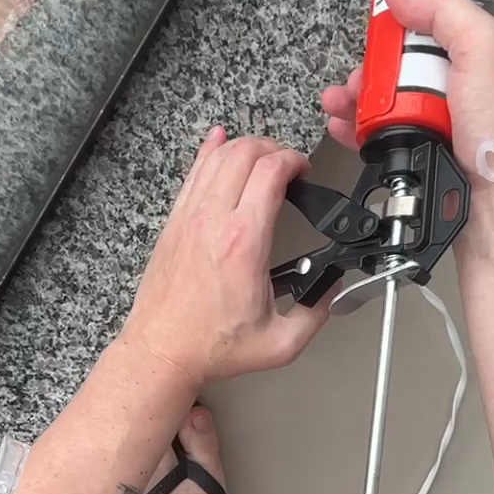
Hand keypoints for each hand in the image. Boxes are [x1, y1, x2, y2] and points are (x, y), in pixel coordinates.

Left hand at [121, 128, 329, 386]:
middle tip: (286, 164)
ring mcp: (189, 218)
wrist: (164, 351)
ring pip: (217, 156)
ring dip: (244, 147)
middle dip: (272, 148)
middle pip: (244, 152)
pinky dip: (209, 152)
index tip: (303, 172)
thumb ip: (314, 315)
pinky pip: (192, 172)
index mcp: (244, 243)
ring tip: (261, 157)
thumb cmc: (211, 347)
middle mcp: (214, 221)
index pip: (271, 172)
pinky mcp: (174, 223)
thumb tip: (329, 292)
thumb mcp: (279, 344)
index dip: (294, 161)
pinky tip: (216, 142)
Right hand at [322, 0, 493, 200]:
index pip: (433, 23)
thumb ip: (443, 10)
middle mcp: (457, 89)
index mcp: (479, 55)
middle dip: (371, 67)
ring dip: (357, 99)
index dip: (401, 22)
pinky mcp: (421, 154)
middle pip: (402, 65)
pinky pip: (382, 136)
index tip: (378, 23)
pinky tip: (345, 126)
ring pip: (387, 102)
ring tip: (339, 101)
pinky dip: (359, 130)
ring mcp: (438, 124)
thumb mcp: (482, 48)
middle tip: (357, 76)